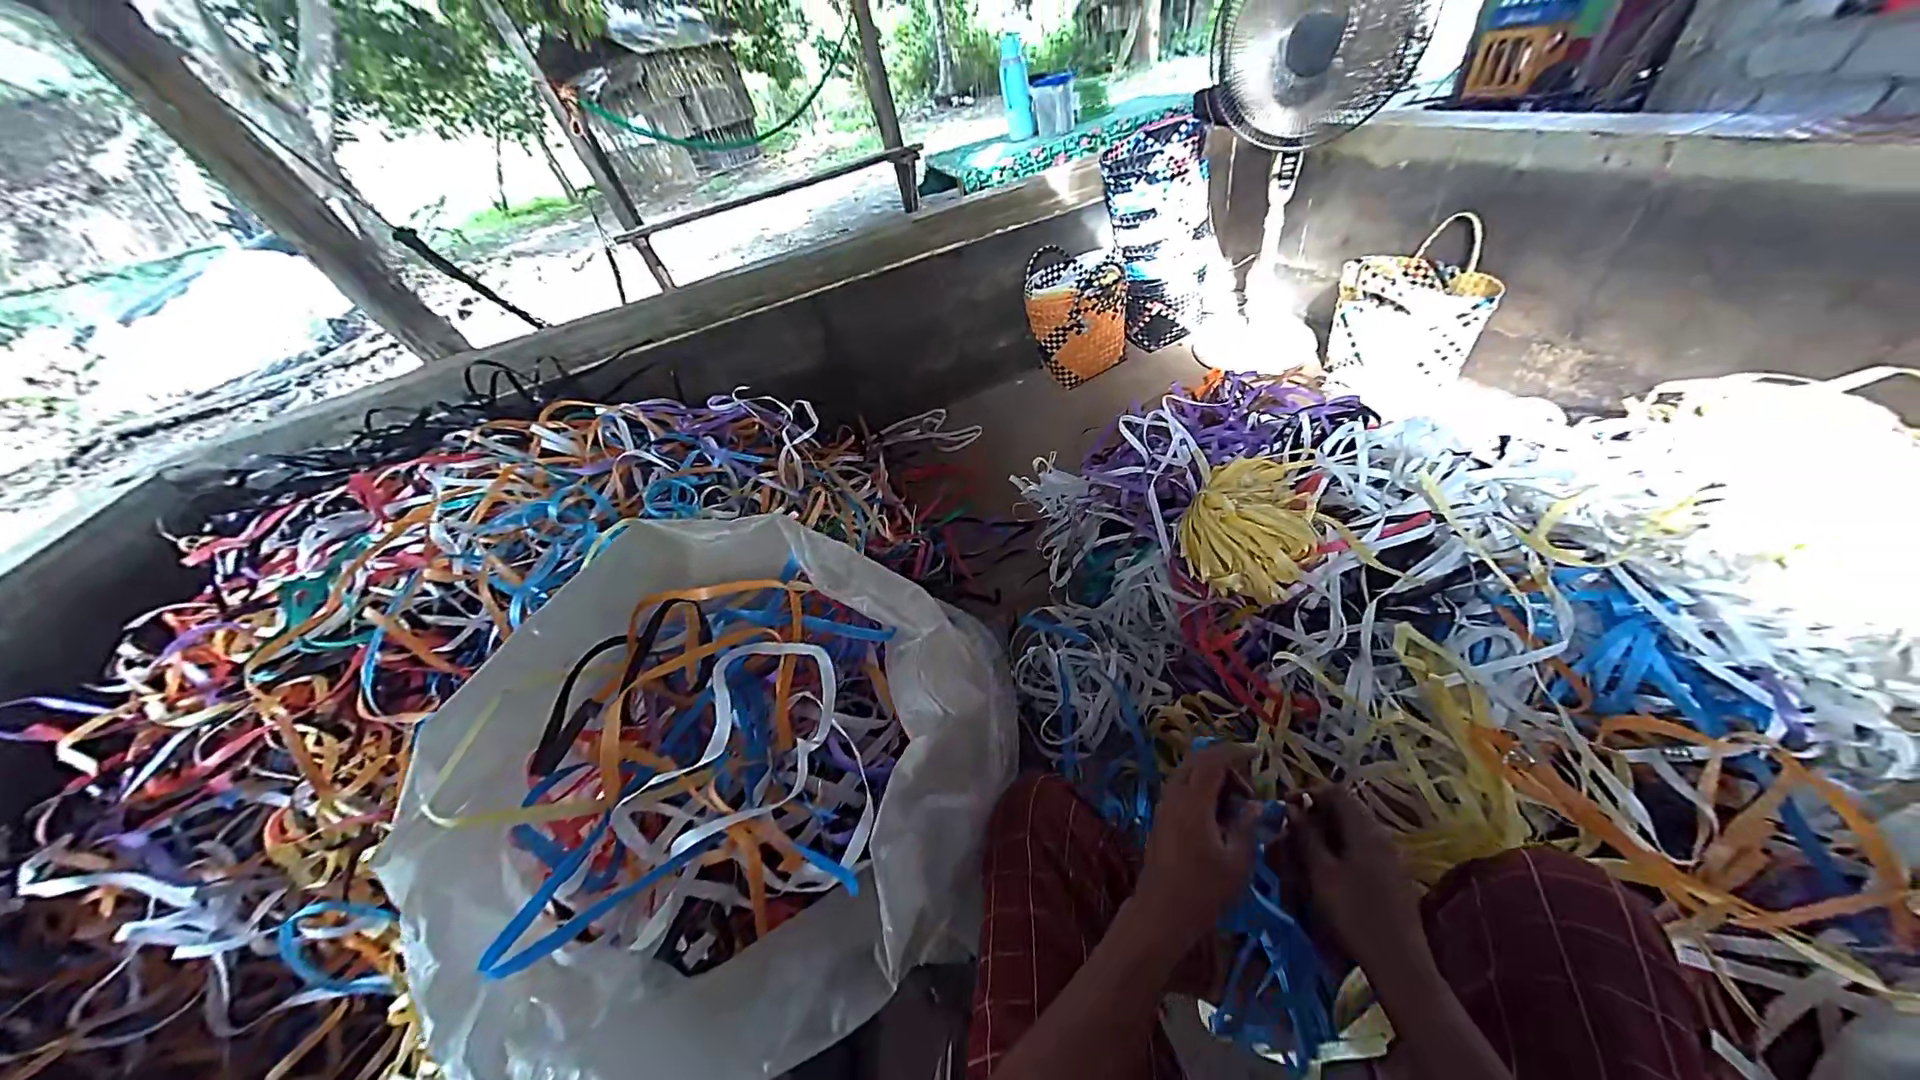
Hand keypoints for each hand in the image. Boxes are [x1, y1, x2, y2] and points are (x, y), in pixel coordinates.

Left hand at [1134, 743, 1259, 948]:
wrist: (1161, 911)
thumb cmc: (1204, 891)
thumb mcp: (1237, 862)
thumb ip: (1247, 827)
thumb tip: (1253, 805)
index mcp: (1192, 802)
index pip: (1211, 761)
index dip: (1234, 752)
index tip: (1256, 753)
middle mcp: (1173, 797)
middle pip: (1196, 763)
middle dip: (1223, 765)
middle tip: (1248, 788)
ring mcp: (1163, 807)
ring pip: (1187, 776)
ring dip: (1212, 779)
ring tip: (1237, 806)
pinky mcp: (1161, 819)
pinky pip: (1182, 791)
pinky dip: (1201, 791)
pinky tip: (1219, 817)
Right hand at [1286, 785, 1426, 977]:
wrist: (1399, 963)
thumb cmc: (1354, 913)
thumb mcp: (1320, 873)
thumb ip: (1306, 835)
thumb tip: (1292, 807)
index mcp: (1365, 830)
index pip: (1336, 792)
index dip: (1308, 792)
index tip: (1285, 806)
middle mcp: (1382, 836)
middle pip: (1345, 810)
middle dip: (1315, 814)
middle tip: (1290, 830)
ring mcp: (1391, 857)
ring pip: (1353, 830)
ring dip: (1326, 832)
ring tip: (1303, 850)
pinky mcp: (1393, 876)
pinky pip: (1362, 848)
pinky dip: (1340, 848)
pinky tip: (1327, 870)